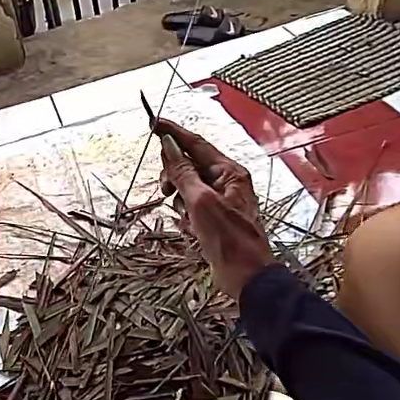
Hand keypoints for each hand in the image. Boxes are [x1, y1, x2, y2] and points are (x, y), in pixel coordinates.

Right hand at [156, 118, 275, 298]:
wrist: (247, 276)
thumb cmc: (230, 239)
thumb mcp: (201, 202)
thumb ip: (183, 172)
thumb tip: (168, 146)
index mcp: (229, 172)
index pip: (196, 143)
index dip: (173, 133)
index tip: (153, 123)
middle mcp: (226, 182)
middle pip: (189, 165)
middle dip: (174, 176)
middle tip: (165, 190)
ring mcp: (221, 200)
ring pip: (187, 187)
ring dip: (180, 201)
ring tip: (186, 218)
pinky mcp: (214, 218)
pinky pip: (191, 207)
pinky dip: (186, 216)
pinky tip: (192, 230)